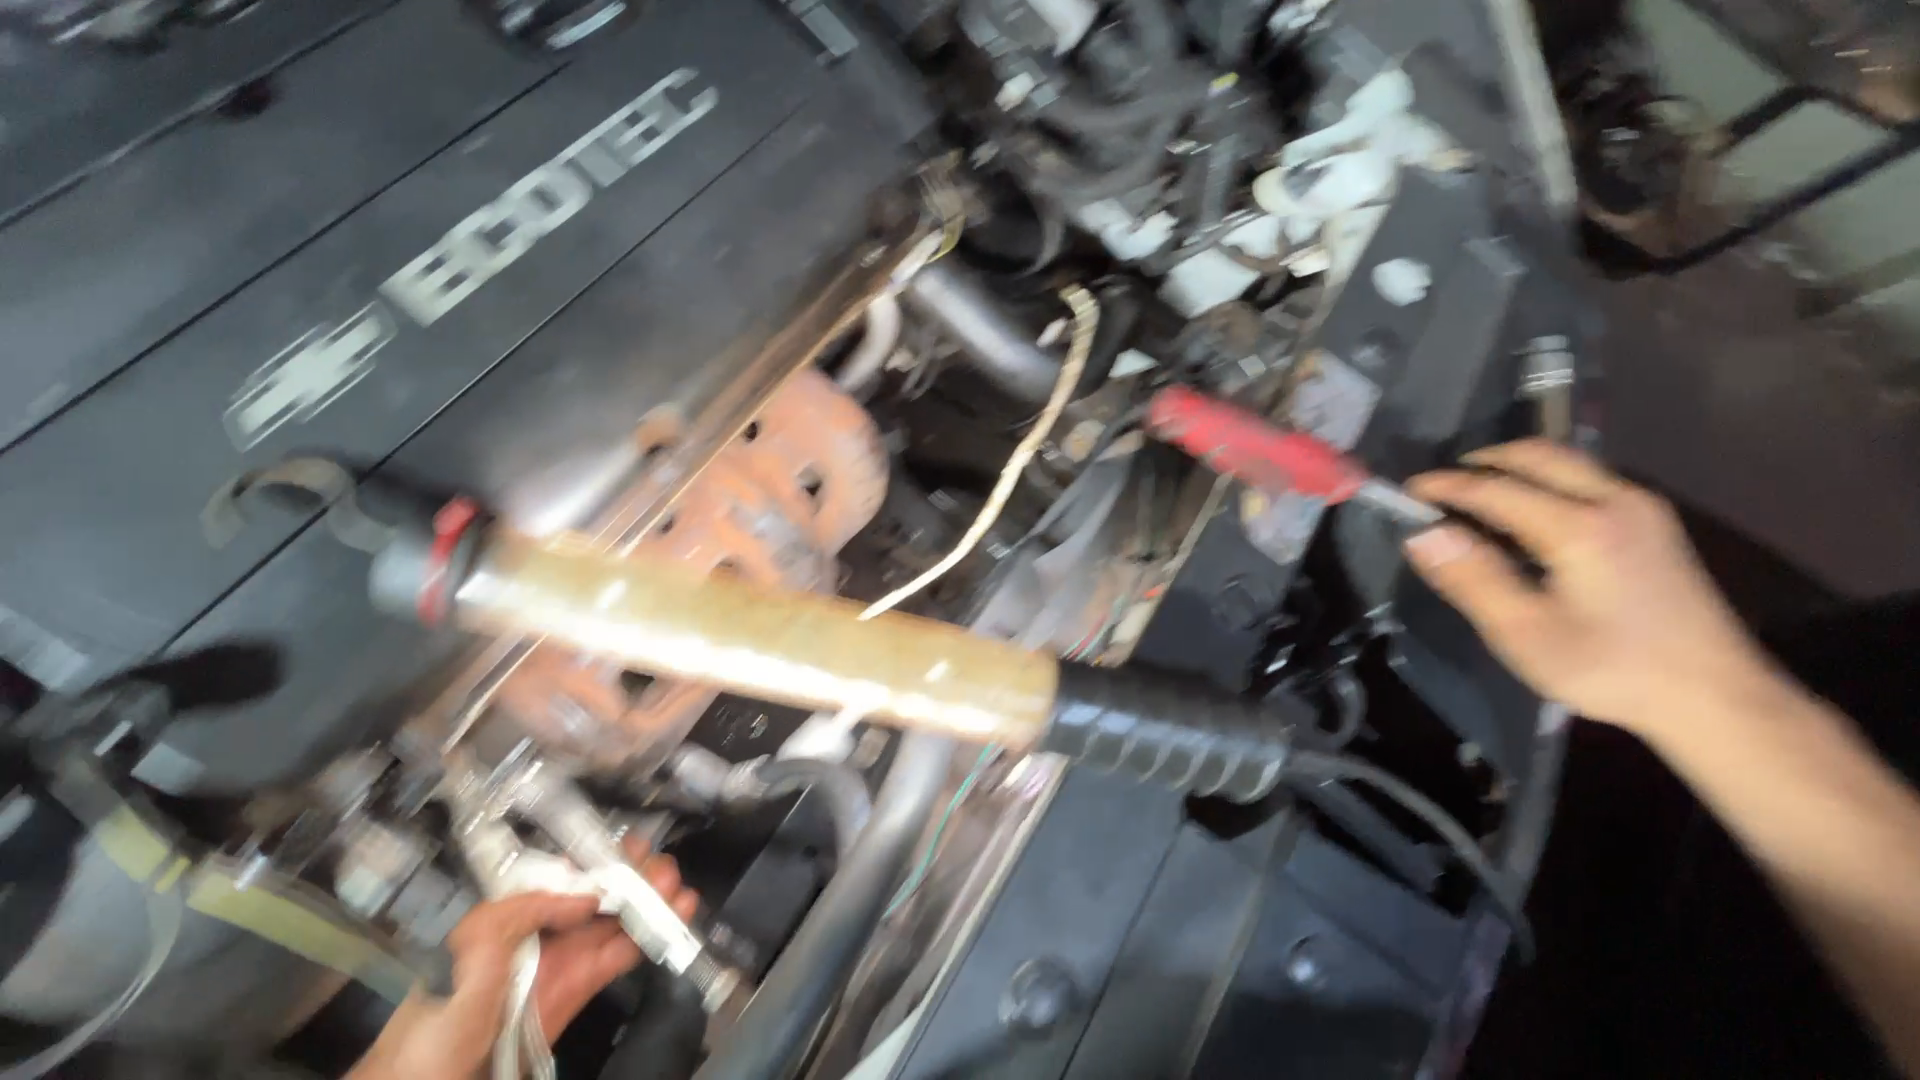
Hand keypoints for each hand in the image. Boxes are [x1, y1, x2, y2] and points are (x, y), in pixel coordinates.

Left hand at [349, 838, 698, 1079]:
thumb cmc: (435, 1020)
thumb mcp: (466, 951)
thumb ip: (521, 914)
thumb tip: (587, 899)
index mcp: (513, 912)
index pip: (564, 873)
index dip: (601, 857)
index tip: (632, 849)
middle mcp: (541, 930)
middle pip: (598, 893)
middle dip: (634, 877)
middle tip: (664, 873)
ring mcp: (562, 961)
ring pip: (615, 922)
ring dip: (650, 904)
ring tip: (682, 892)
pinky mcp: (578, 992)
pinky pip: (618, 957)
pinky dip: (649, 939)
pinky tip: (676, 923)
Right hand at [1401, 438, 1777, 742]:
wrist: (1715, 696)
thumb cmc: (1610, 668)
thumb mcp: (1525, 633)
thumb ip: (1471, 578)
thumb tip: (1422, 534)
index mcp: (1579, 527)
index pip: (1495, 489)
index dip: (1445, 486)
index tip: (1406, 490)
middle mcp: (1614, 501)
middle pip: (1538, 455)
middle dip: (1483, 461)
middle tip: (1442, 484)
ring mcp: (1641, 509)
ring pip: (1567, 462)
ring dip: (1516, 467)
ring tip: (1477, 494)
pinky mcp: (1654, 525)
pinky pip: (1588, 480)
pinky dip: (1545, 481)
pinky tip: (1528, 513)